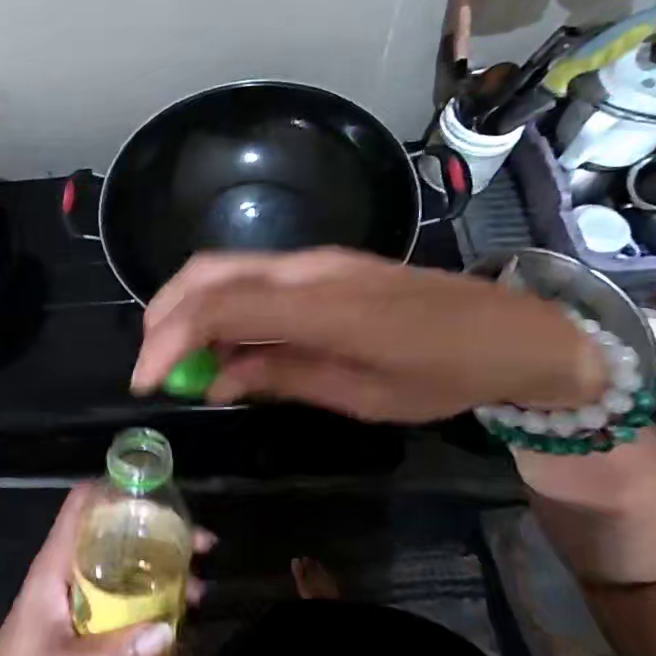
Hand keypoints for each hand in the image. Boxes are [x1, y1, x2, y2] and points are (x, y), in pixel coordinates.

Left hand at [0, 485, 211, 655]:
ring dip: (163, 564)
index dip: (117, 489)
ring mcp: (79, 590)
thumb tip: (167, 629)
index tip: (162, 497)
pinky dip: (154, 590)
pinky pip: (126, 587)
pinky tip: (178, 610)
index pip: (82, 504)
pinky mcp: (88, 613)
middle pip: (116, 529)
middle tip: (199, 546)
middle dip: (161, 531)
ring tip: (198, 586)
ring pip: (126, 559)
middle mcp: (70, 568)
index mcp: (55, 565)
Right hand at [131, 249, 605, 421]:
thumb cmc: (446, 375)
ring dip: (193, 309)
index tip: (145, 383)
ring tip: (185, 363)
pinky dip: (228, 308)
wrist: (511, 332)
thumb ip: (285, 378)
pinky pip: (259, 280)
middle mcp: (310, 268)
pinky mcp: (329, 265)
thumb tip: (217, 380)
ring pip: (229, 270)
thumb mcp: (364, 395)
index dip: (169, 341)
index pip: (218, 307)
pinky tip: (231, 347)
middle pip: (210, 272)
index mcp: (321, 306)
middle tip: (156, 366)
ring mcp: (319, 260)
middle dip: (167, 315)